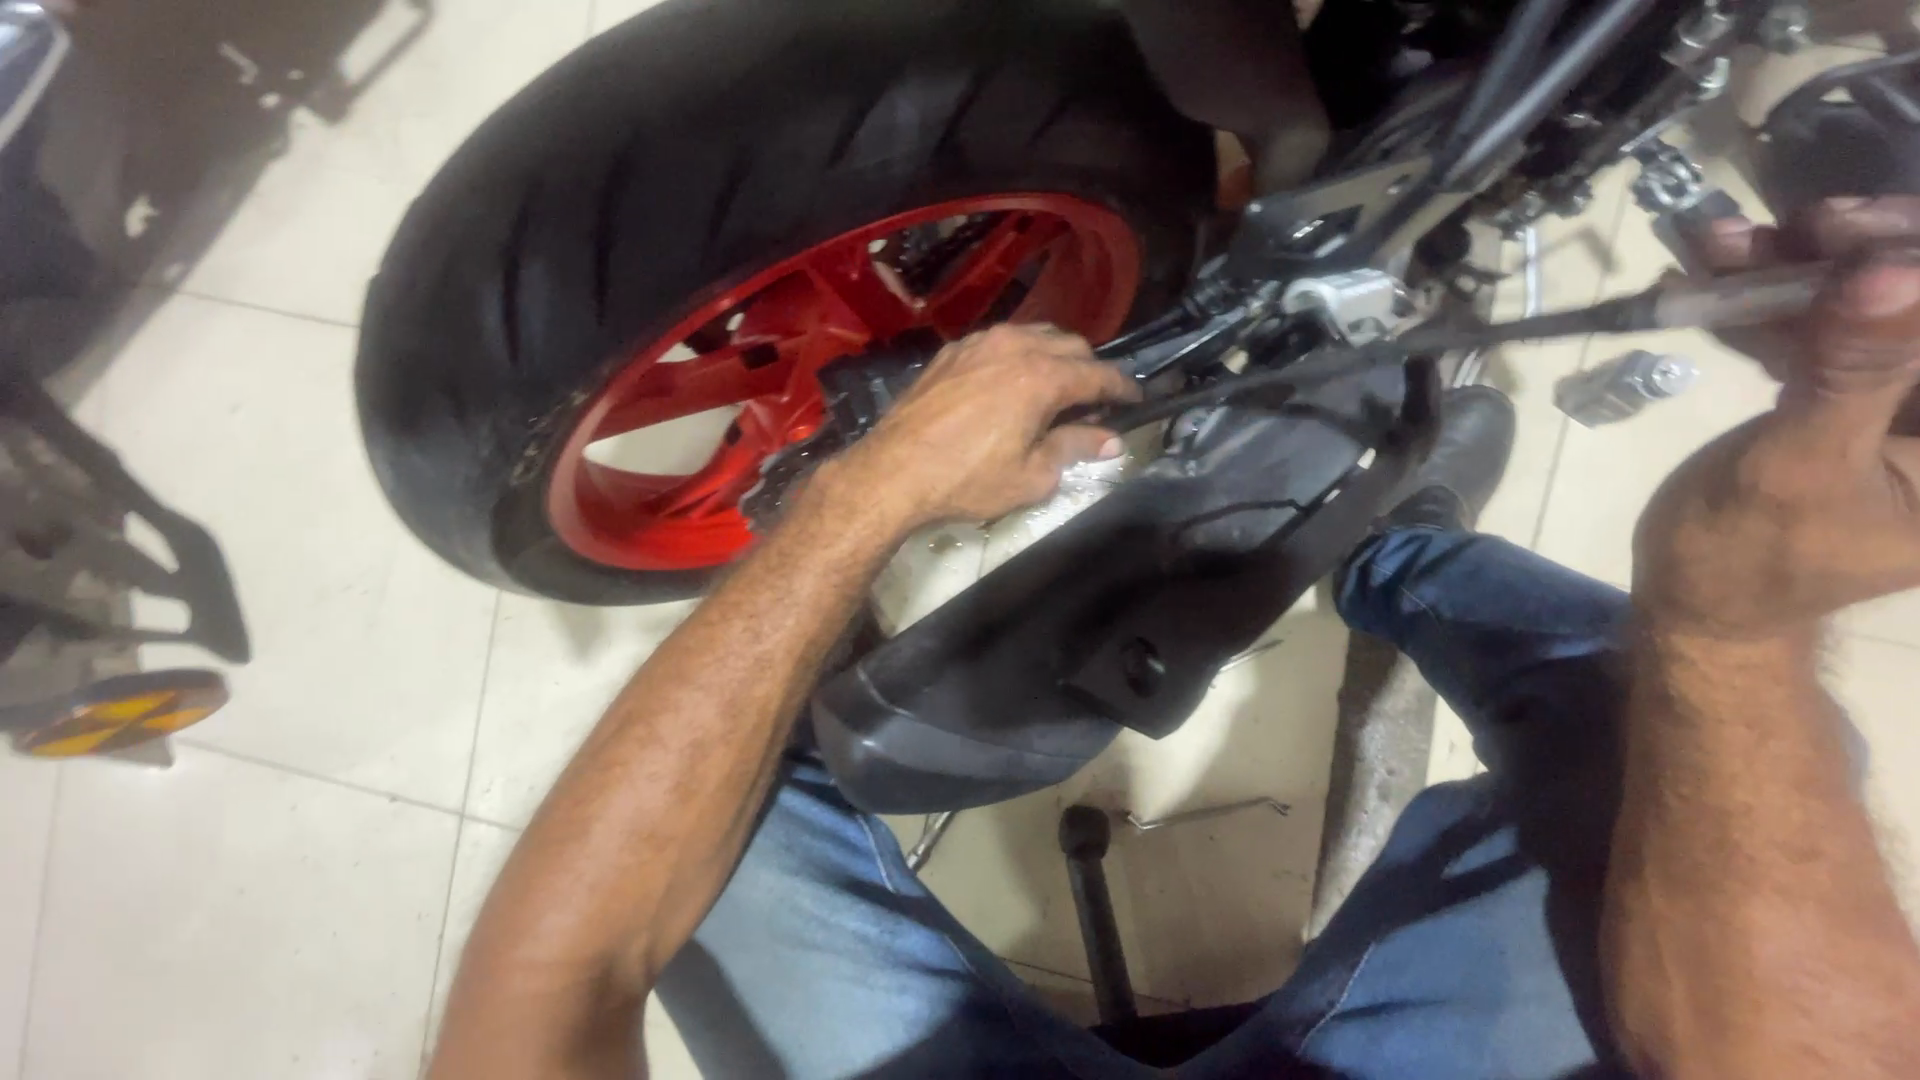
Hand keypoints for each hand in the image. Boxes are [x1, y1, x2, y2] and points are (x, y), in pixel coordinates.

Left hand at [817, 324, 1139, 531]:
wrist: (892, 472)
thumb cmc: (967, 480)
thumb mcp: (1031, 476)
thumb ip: (1074, 449)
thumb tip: (1109, 440)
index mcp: (1042, 377)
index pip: (1099, 374)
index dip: (1123, 388)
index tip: (1135, 400)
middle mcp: (1014, 347)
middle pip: (1070, 346)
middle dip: (1090, 370)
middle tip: (1092, 402)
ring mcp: (978, 344)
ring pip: (1033, 336)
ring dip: (1053, 357)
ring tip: (1054, 388)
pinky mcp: (951, 353)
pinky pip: (998, 343)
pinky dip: (1017, 356)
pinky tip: (1009, 383)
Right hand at [1634, 243, 1919, 640]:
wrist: (1697, 595)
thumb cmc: (1749, 554)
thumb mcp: (1797, 471)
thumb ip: (1849, 377)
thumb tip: (1886, 273)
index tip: (1855, 237)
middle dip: (1877, 252)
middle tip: (1804, 227)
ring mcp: (1914, 398)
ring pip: (1884, 305)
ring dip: (1806, 267)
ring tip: (1731, 242)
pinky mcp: (1860, 392)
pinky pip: (1831, 330)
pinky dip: (1773, 302)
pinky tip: (1718, 272)